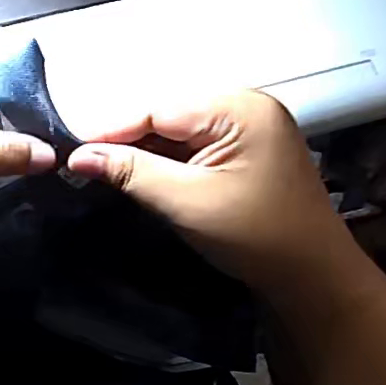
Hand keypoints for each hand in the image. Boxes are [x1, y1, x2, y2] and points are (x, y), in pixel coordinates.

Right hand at [65, 91, 345, 291]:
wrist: (312, 277)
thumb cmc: (255, 237)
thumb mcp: (186, 202)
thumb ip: (131, 171)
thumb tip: (79, 156)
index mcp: (240, 109)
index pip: (159, 109)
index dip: (112, 130)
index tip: (72, 150)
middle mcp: (247, 107)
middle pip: (168, 116)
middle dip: (127, 140)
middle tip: (85, 162)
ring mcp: (250, 128)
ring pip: (179, 132)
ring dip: (145, 152)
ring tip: (106, 170)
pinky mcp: (247, 151)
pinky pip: (196, 146)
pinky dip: (168, 161)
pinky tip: (143, 175)